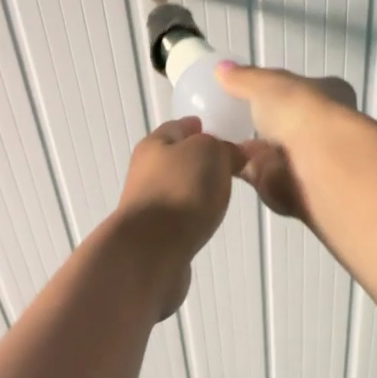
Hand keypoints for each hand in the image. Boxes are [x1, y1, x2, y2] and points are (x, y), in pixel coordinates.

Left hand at [116, 116, 246, 316]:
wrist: (152, 250)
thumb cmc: (181, 191)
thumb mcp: (209, 152)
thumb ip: (223, 147)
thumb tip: (230, 156)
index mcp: (154, 145)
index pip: (179, 127)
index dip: (201, 127)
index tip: (223, 133)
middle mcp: (146, 174)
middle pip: (177, 161)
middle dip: (200, 161)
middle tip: (230, 166)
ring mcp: (148, 208)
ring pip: (178, 191)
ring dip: (196, 191)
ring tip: (223, 195)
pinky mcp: (155, 237)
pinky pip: (179, 220)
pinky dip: (192, 218)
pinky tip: (206, 222)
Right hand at [215, 64, 356, 222]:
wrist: (312, 163)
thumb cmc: (299, 111)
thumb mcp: (268, 84)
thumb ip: (244, 78)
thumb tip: (221, 69)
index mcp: (327, 96)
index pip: (300, 90)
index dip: (277, 89)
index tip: (247, 89)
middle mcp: (317, 128)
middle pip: (282, 123)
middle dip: (258, 121)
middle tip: (222, 114)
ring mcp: (299, 160)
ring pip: (266, 149)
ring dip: (242, 145)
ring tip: (209, 134)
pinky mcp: (279, 186)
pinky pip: (251, 171)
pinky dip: (232, 165)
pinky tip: (210, 155)